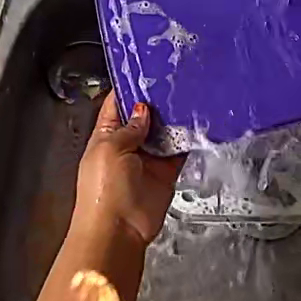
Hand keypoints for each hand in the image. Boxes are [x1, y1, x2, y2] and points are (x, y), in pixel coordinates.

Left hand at [73, 95, 183, 247]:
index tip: (145, 70)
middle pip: (143, 116)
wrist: (118, 230)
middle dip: (155, 102)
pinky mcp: (165, 173)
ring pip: (163, 132)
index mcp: (105, 136)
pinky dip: (186, 140)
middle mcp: (127, 144)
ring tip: (188, 96)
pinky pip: (178, 152)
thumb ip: (129, 127)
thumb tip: (142, 110)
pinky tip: (196, 124)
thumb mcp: (111, 148)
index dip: (128, 88)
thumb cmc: (104, 189)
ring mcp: (147, 159)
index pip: (116, 105)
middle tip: (174, 80)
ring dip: (173, 119)